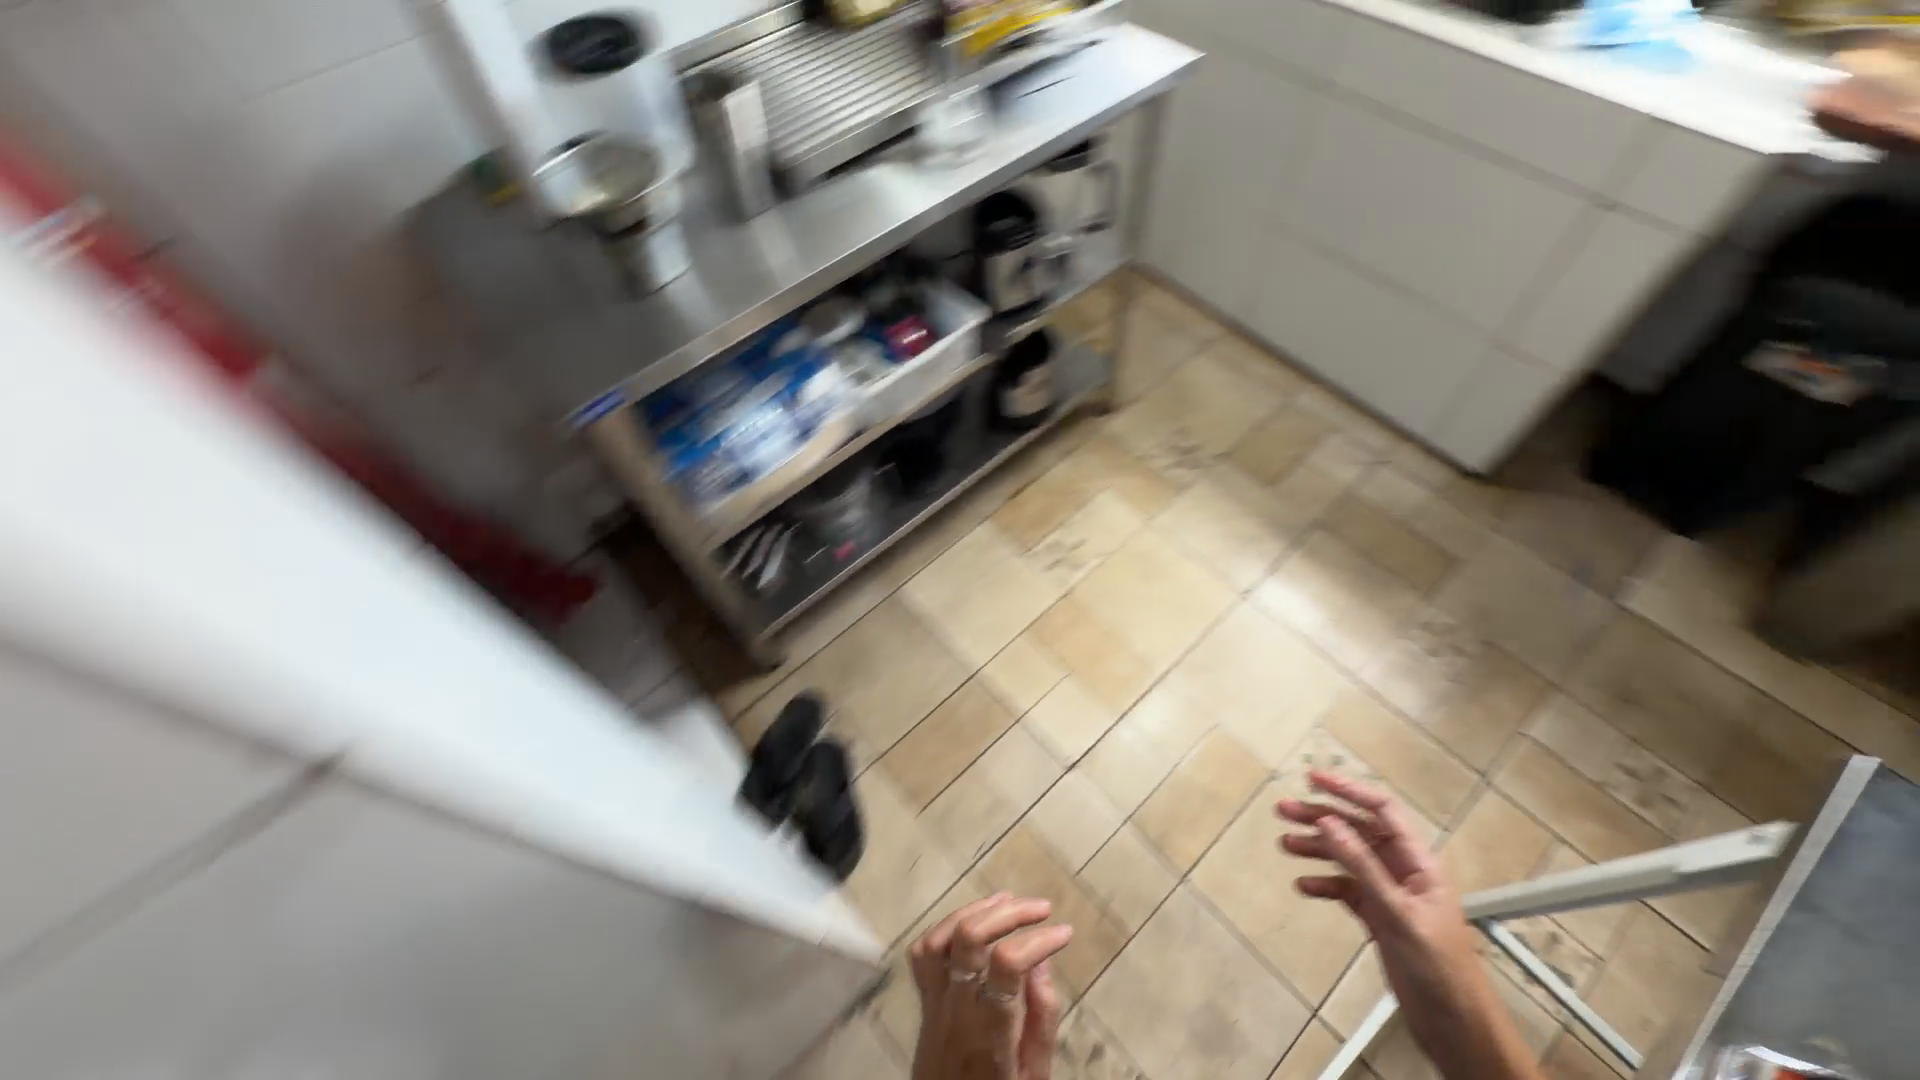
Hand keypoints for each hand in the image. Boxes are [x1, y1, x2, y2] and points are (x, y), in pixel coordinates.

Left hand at [907, 893, 1073, 1079]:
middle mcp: (956, 1008)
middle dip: (1010, 912)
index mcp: (989, 1031)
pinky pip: (922, 952)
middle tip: (1042, 909)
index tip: (1064, 932)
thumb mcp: (1034, 1075)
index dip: (1037, 939)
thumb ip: (1042, 1020)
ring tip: (1008, 900)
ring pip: (941, 937)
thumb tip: (1041, 962)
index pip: (1007, 964)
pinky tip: (972, 919)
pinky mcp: (922, 1000)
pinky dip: (946, 926)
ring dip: (976, 909)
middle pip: (970, 938)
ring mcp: (933, 1001)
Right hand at [1278, 771, 1542, 1079]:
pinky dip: (1324, 884)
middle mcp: (1403, 870)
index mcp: (1419, 861)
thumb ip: (1362, 865)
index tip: (1312, 778)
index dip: (1348, 790)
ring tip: (1285, 845)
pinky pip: (1345, 889)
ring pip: (1347, 858)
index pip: (1382, 810)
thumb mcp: (1398, 913)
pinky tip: (1305, 886)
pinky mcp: (1378, 917)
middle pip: (1358, 830)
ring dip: (1317, 848)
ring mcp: (1389, 893)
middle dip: (1321, 817)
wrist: (1454, 1023)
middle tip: (1283, 810)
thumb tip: (1328, 822)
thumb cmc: (1438, 966)